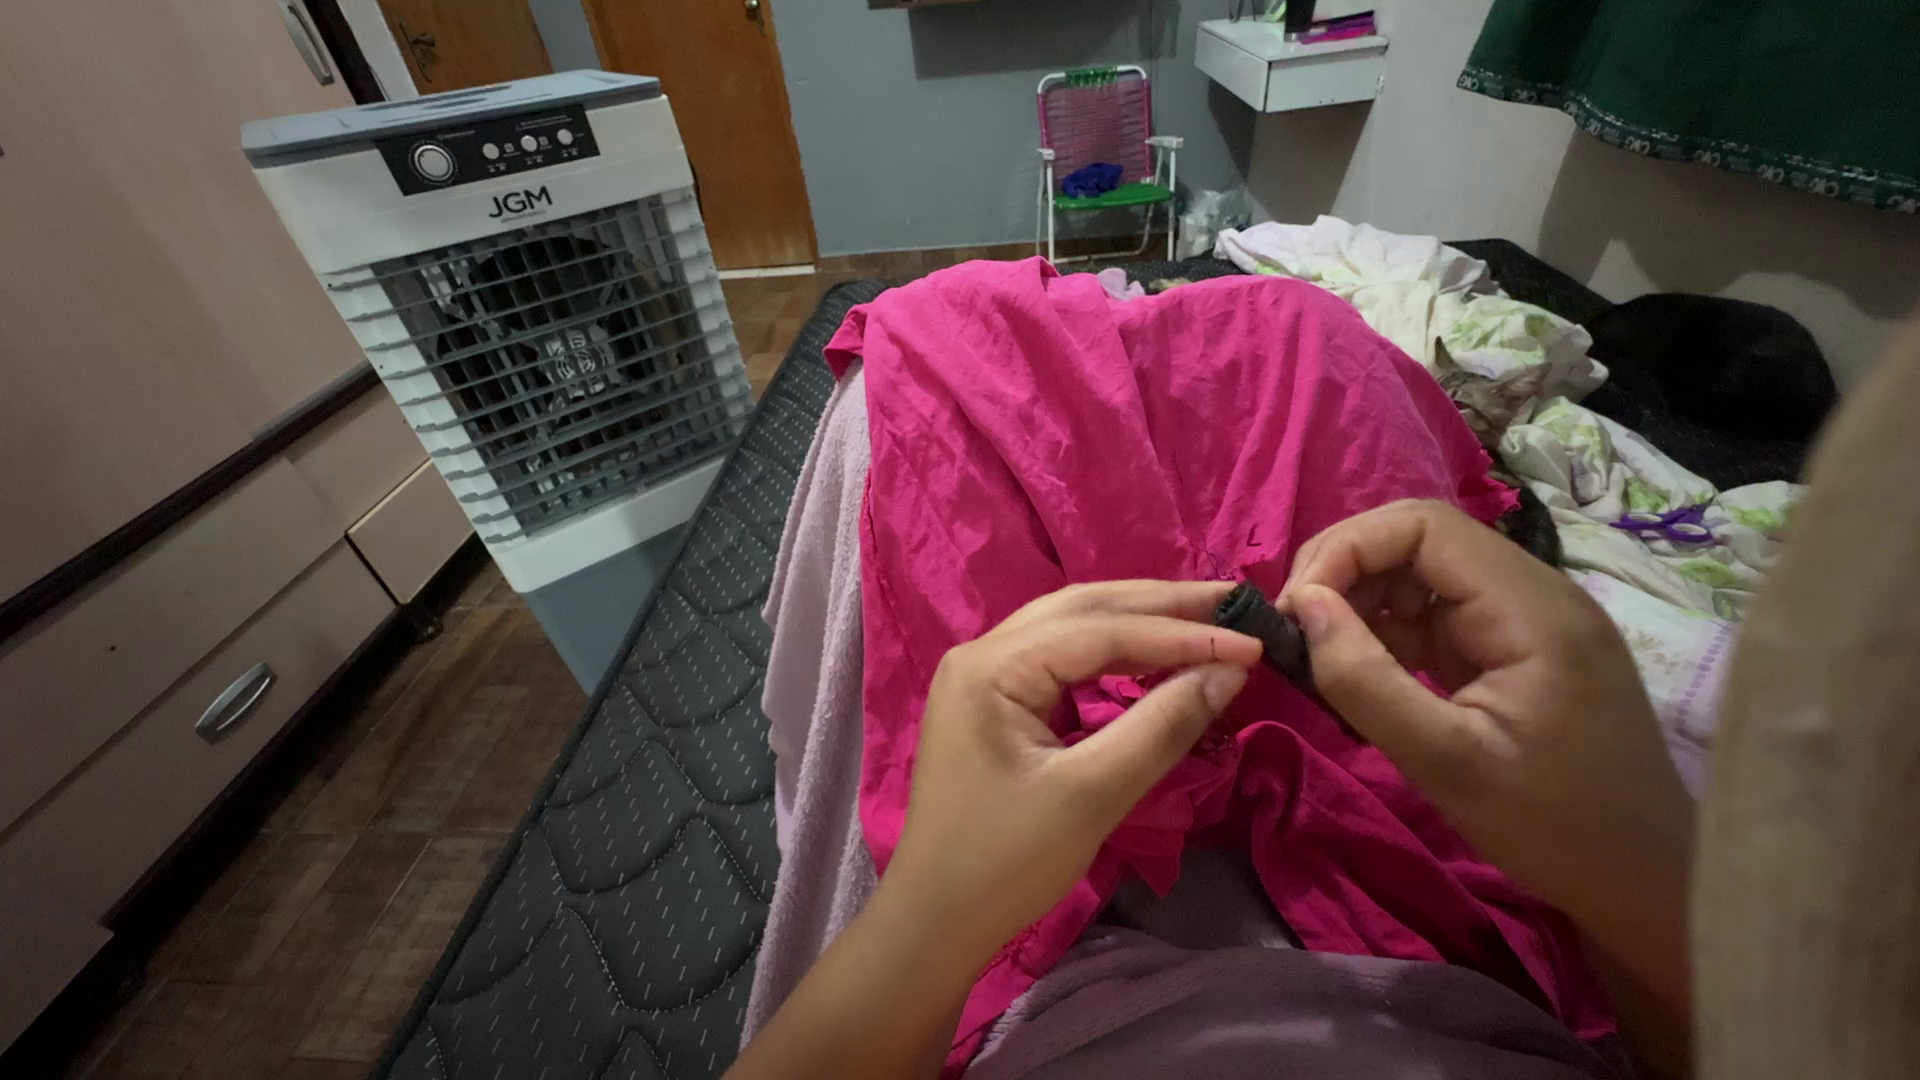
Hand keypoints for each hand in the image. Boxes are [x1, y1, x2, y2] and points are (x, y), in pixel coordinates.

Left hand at [884, 580, 1261, 958]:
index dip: (1179, 634)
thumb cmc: (1006, 862)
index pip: (1099, 630)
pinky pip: (1059, 657)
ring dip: (1136, 620)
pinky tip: (1148, 654)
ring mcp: (982, 673)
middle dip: (1159, 604)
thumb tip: (1230, 672)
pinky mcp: (993, 699)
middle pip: (1081, 608)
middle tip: (1231, 601)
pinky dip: (1110, 651)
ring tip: (1202, 618)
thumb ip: (1161, 726)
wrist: (936, 920)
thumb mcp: (1092, 795)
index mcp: (991, 665)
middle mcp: (981, 652)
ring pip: (1069, 626)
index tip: (1251, 644)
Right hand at [1279, 500, 1692, 1015]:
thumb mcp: (1444, 761)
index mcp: (1531, 607)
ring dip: (1355, 596)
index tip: (1298, 610)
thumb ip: (1364, 680)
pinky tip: (1359, 667)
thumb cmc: (1553, 826)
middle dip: (1342, 567)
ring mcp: (1518, 615)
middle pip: (1415, 536)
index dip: (1346, 550)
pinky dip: (1379, 626)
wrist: (1644, 881)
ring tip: (1321, 650)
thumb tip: (1302, 606)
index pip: (1422, 526)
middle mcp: (1530, 591)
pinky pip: (1426, 608)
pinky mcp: (1503, 643)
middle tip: (1297, 625)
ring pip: (1414, 568)